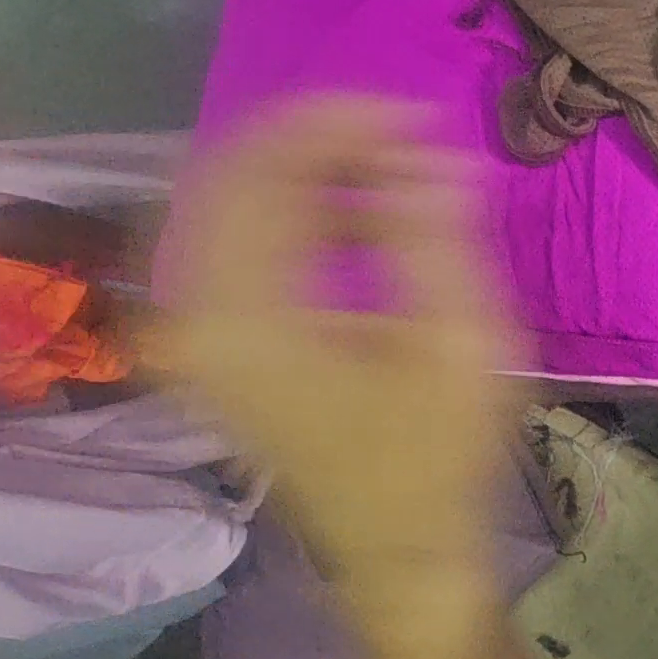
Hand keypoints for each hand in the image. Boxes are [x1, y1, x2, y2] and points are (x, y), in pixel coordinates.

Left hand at [160, 96, 514, 574]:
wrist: (405, 544)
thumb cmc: (441, 453)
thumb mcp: (462, 344)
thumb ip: (441, 244)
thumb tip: (433, 163)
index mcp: (243, 316)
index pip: (260, 174)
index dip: (335, 126)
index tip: (415, 114)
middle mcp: (194, 318)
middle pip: (237, 185)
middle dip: (328, 147)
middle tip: (415, 140)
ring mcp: (200, 337)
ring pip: (239, 216)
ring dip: (320, 184)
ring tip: (406, 179)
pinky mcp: (223, 351)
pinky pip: (248, 254)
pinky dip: (308, 224)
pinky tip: (371, 227)